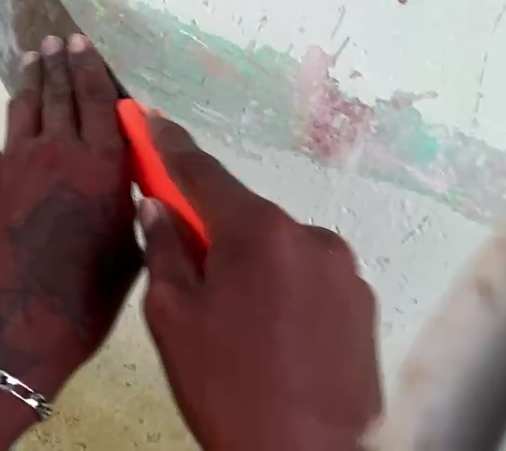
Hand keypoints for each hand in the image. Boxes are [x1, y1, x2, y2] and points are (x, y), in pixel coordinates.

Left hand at [0, 34, 142, 395]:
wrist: (18, 319)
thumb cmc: (88, 297)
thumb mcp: (129, 251)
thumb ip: (130, 204)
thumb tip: (130, 179)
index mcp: (101, 164)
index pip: (98, 101)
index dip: (90, 68)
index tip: (84, 42)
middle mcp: (58, 149)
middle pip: (60, 95)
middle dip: (59, 63)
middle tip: (57, 38)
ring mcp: (17, 160)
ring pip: (24, 106)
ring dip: (28, 78)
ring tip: (31, 55)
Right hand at [140, 114, 382, 450]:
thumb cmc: (229, 388)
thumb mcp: (172, 315)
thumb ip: (163, 248)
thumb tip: (158, 208)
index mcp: (257, 231)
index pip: (199, 168)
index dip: (165, 141)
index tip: (144, 116)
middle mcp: (308, 237)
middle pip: (238, 208)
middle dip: (204, 216)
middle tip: (175, 243)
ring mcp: (342, 271)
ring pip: (271, 242)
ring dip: (241, 252)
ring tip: (223, 306)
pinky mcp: (361, 305)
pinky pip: (300, 271)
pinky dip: (274, 279)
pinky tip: (262, 324)